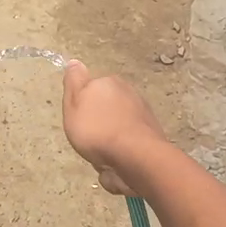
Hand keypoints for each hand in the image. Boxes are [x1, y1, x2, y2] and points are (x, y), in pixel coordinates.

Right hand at [61, 60, 169, 195]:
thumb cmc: (97, 131)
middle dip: (98, 123)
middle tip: (90, 139)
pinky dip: (123, 151)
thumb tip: (74, 62)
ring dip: (110, 140)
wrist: (137, 157)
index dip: (82, 106)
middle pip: (105, 108)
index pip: (90, 88)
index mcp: (108, 82)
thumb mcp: (73, 105)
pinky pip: (129, 142)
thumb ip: (73, 82)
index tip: (79, 121)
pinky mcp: (152, 133)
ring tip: (104, 157)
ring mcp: (143, 112)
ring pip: (117, 126)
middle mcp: (128, 92)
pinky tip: (118, 164)